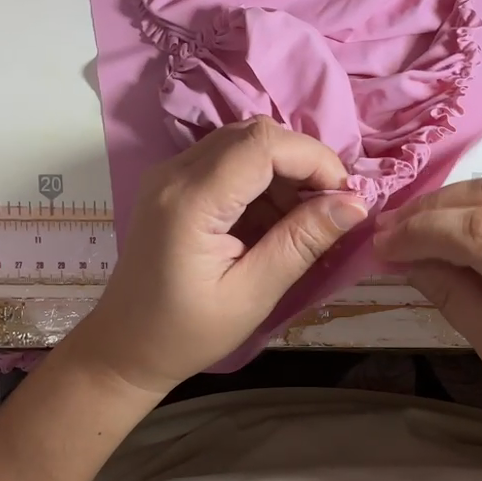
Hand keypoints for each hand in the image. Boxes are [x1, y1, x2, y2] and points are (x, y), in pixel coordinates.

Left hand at [63, 117, 368, 395]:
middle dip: (303, 163)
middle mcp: (174, 173)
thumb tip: (356, 204)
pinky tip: (273, 220)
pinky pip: (228, 159)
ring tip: (304, 221)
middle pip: (255, 134)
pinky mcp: (173, 183)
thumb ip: (301, 242)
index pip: (262, 143)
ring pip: (244, 142)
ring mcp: (169, 173)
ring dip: (284, 171)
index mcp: (190, 201)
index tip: (345, 197)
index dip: (313, 158)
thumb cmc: (186, 332)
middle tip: (330, 209)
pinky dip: (262, 180)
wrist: (125, 346)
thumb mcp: (252, 295)